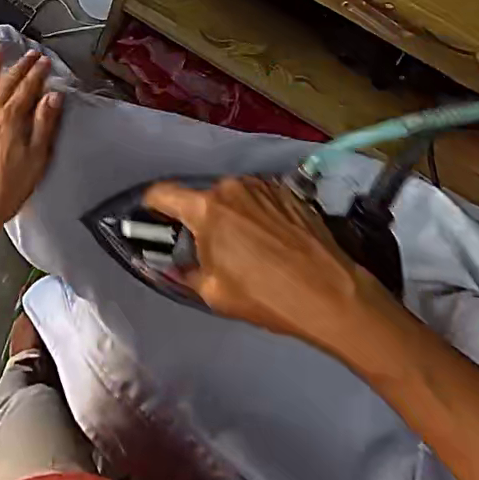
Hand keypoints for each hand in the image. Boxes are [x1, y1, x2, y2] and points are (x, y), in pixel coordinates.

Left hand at [0, 48, 62, 256]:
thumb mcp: (37, 157)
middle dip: (21, 65)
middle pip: (7, 82)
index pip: (28, 87)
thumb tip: (53, 99)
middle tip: (29, 53)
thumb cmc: (5, 189)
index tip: (45, 62)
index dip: (38, 73)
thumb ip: (45, 124)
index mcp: (11, 119)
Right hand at [143, 176, 404, 357]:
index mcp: (207, 208)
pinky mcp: (288, 190)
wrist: (327, 289)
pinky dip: (255, 212)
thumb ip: (188, 270)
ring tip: (246, 246)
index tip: (151, 218)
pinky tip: (270, 239)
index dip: (152, 206)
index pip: (164, 192)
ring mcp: (264, 184)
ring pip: (233, 196)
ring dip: (231, 214)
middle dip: (199, 219)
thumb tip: (179, 263)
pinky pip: (259, 197)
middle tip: (209, 248)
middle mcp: (233, 186)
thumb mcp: (214, 292)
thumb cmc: (265, 295)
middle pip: (202, 197)